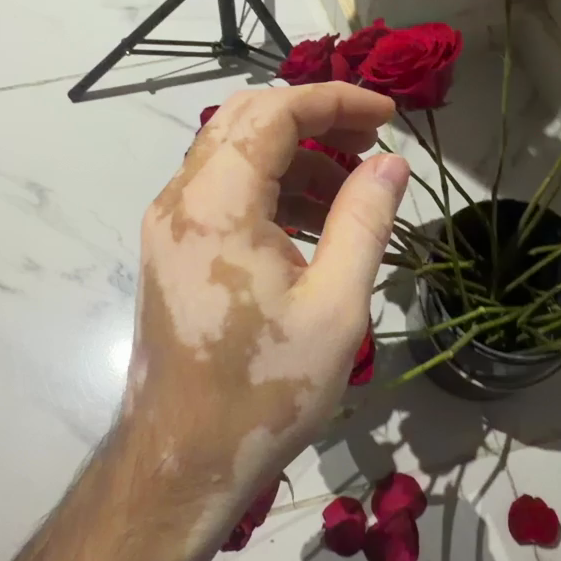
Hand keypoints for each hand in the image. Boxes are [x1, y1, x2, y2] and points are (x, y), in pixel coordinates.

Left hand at [123, 84, 409, 529]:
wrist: (183, 459)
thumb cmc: (266, 389)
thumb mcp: (335, 306)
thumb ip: (364, 221)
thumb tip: (391, 163)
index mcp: (218, 204)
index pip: (274, 112)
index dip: (335, 101)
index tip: (388, 116)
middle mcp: (181, 199)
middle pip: (247, 120)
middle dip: (314, 119)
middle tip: (371, 141)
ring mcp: (169, 224)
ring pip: (233, 153)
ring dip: (294, 156)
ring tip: (354, 188)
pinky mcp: (171, 249)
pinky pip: (222, 191)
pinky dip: (270, 189)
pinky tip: (314, 223)